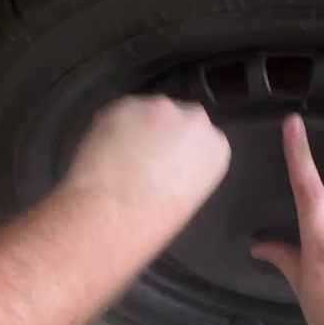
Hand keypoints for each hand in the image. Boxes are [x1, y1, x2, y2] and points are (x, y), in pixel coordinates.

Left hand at [60, 95, 231, 227]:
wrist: (112, 213)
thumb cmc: (153, 220)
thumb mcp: (189, 198)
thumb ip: (187, 171)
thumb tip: (171, 166)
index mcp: (216, 147)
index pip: (204, 140)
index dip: (183, 152)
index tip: (170, 165)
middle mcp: (194, 120)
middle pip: (181, 118)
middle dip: (166, 133)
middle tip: (146, 159)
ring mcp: (159, 107)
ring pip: (150, 112)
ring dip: (140, 128)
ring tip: (122, 156)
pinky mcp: (124, 104)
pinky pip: (122, 113)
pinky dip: (116, 127)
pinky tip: (106, 150)